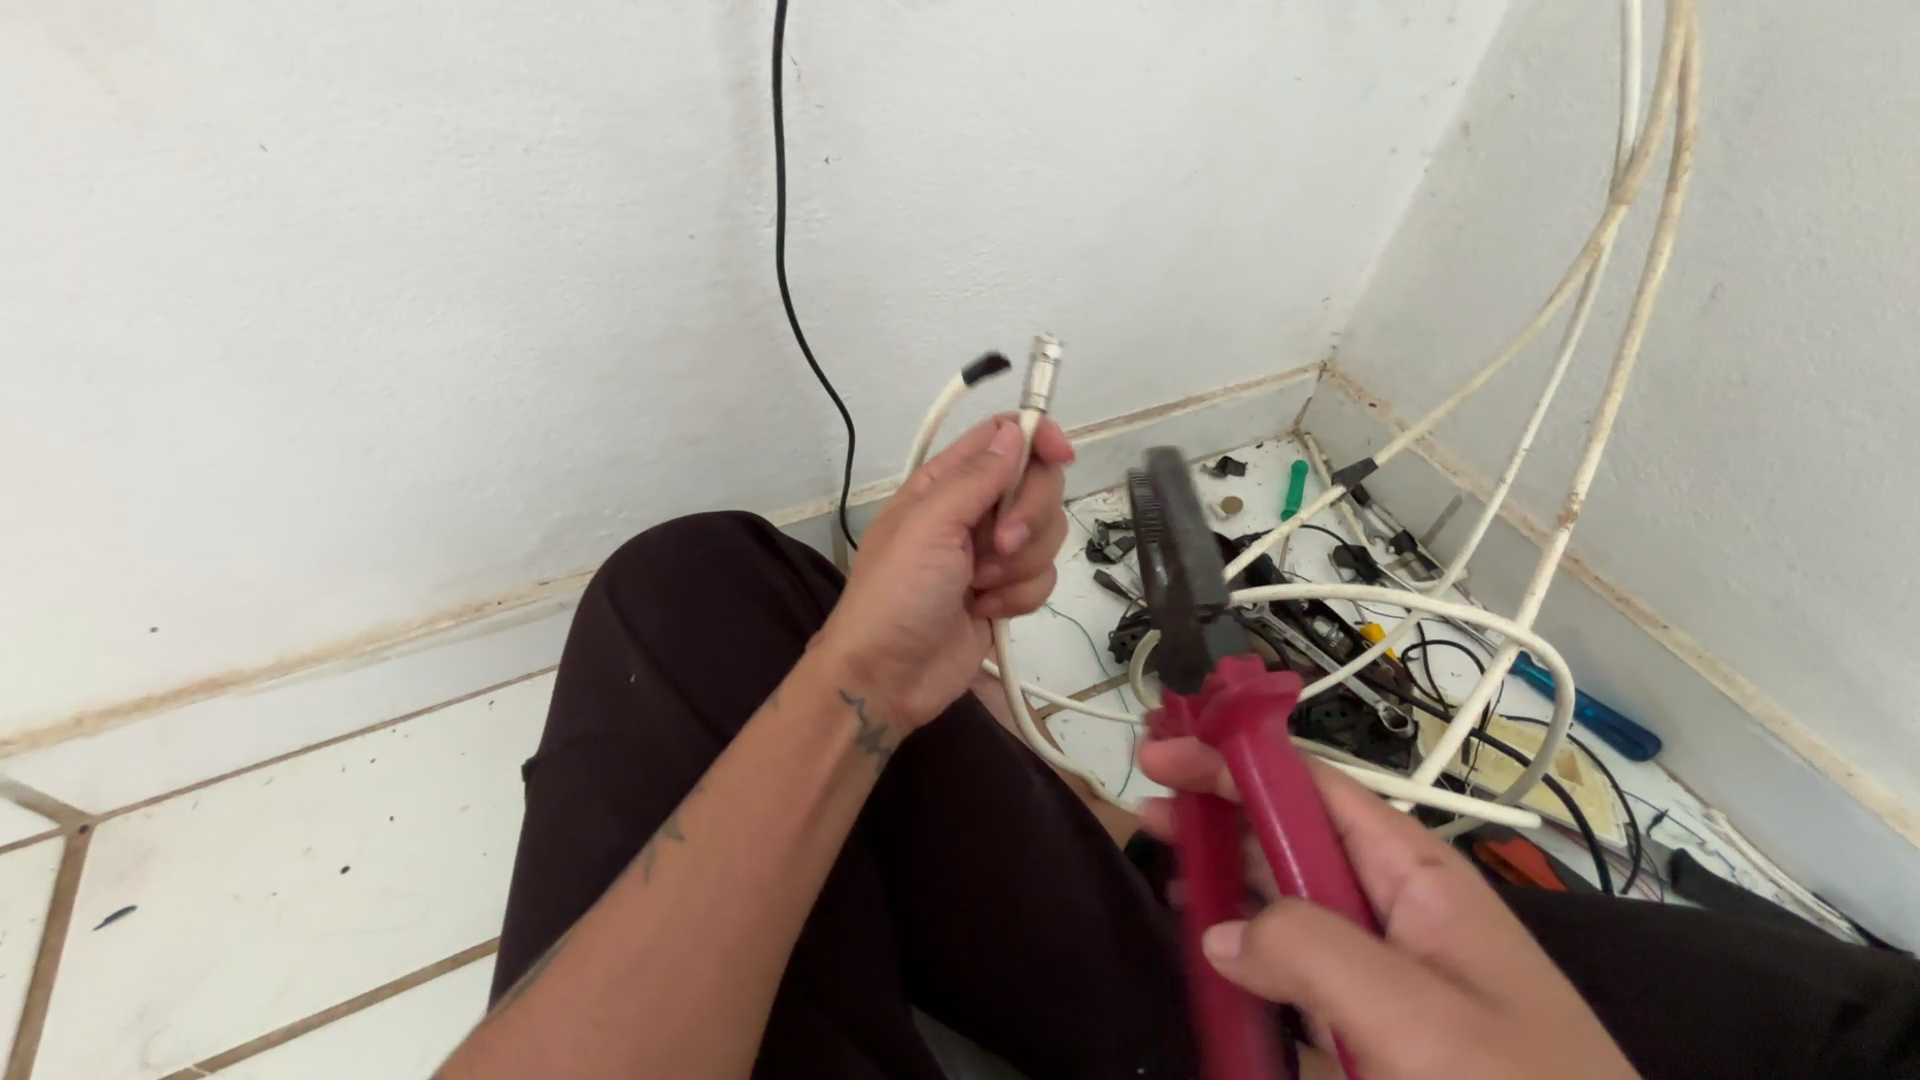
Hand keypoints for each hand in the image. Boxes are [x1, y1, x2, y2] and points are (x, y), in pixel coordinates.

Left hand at [817, 415, 1072, 731]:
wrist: (886, 677)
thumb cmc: (896, 594)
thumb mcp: (929, 525)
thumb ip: (976, 477)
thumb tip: (1015, 431)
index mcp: (944, 483)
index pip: (1002, 437)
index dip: (1036, 437)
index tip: (1061, 456)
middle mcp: (972, 511)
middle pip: (1037, 485)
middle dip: (1029, 517)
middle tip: (998, 546)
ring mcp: (991, 554)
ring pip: (1047, 535)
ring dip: (1018, 566)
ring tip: (979, 588)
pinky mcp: (1006, 593)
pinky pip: (1042, 578)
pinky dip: (1018, 597)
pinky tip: (984, 612)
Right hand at [1138, 739, 1638, 1079]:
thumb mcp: (1418, 1019)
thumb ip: (1311, 952)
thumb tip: (1219, 931)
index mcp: (1415, 876)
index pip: (1311, 788)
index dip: (1234, 759)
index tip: (1161, 752)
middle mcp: (1395, 908)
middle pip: (1289, 833)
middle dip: (1217, 806)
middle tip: (1146, 801)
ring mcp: (1383, 971)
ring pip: (1285, 896)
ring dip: (1222, 871)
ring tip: (1161, 859)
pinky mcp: (1371, 1027)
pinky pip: (1293, 966)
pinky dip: (1243, 945)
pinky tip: (1206, 947)